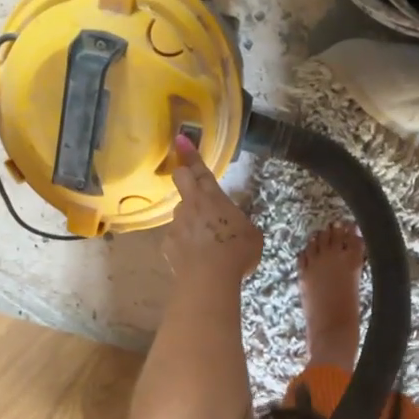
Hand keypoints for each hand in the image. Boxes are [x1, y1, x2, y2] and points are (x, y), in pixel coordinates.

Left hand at [163, 135, 261, 285]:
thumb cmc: (237, 251)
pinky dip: (184, 246)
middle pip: (181, 181)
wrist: (209, 279)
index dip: (190, 154)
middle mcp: (191, 205)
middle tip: (188, 180)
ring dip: (189, 223)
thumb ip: (240, 225)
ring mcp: (176, 225)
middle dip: (183, 175)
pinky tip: (195, 260)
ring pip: (180, 216)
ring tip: (204, 244)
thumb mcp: (251, 235)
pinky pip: (176, 241)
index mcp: (213, 197)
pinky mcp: (167, 246)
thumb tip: (236, 227)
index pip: (200, 170)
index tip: (180, 139)